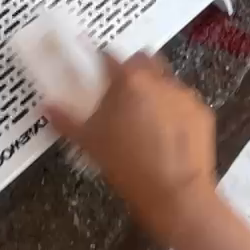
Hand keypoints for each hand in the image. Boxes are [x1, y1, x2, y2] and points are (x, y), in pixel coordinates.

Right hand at [46, 52, 217, 241]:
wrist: (176, 194)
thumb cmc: (126, 164)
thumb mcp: (88, 143)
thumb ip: (65, 120)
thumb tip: (46, 106)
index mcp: (127, 81)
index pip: (109, 56)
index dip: (99, 61)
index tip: (94, 72)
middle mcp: (158, 80)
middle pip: (144, 59)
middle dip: (132, 68)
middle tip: (120, 91)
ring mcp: (184, 95)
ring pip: (166, 79)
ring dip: (155, 88)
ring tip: (145, 116)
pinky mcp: (203, 113)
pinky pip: (184, 102)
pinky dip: (173, 110)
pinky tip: (166, 134)